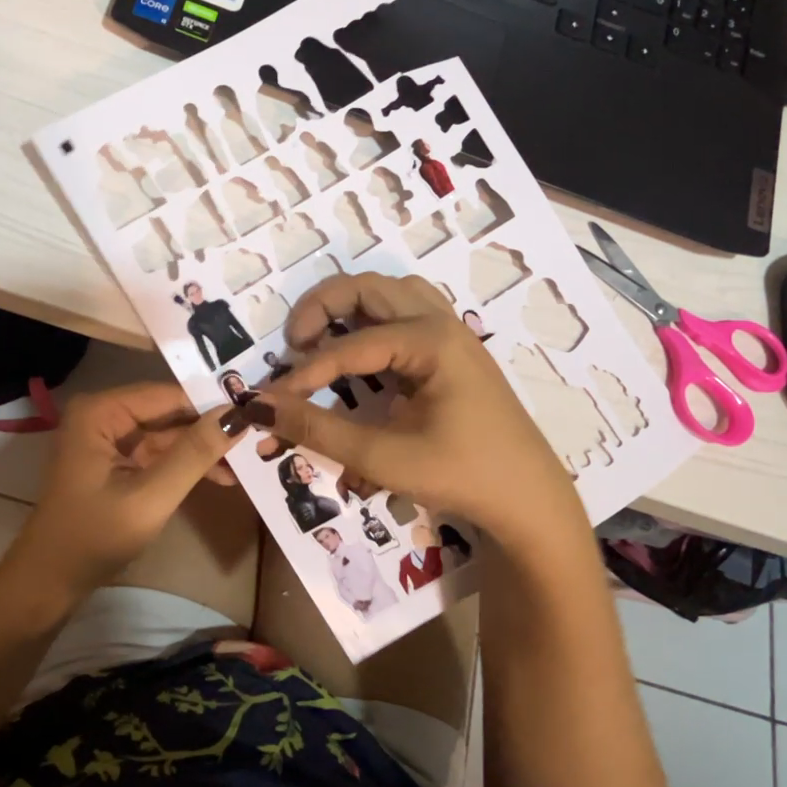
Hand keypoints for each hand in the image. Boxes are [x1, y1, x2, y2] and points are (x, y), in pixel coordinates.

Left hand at [10, 383, 240, 602]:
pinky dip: (184, 465)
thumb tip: (238, 415)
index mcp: (100, 411)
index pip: (167, 395)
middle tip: (260, 434)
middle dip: (209, 427)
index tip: (257, 411)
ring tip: (248, 462)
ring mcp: (106, 440)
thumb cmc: (94, 535)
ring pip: (166, 434)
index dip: (211, 402)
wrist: (50, 581)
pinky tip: (221, 476)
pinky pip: (156, 454)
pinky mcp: (114, 463)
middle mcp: (101, 415)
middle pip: (167, 411)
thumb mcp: (150, 496)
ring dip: (201, 449)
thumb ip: (193, 454)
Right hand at [258, 274, 583, 542]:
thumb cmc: (461, 475)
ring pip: (390, 293)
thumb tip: (258, 408)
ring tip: (319, 341)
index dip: (304, 372)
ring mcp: (452, 333)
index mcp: (431, 343)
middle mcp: (442, 324)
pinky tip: (357, 350)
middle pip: (369, 287)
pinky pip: (405, 313)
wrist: (528, 498)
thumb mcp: (384, 458)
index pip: (350, 345)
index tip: (270, 399)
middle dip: (322, 308)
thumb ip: (317, 429)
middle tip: (292, 345)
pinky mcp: (452, 350)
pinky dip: (372, 320)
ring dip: (349, 306)